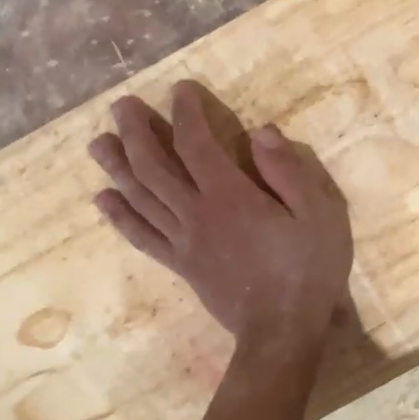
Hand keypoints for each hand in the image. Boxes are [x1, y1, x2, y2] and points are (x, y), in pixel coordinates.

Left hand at [89, 81, 352, 351]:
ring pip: (139, 197)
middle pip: (154, 167)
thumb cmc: (309, 268)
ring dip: (117, 167)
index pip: (197, 145)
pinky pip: (142, 236)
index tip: (181, 89)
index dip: (186, 114)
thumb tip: (261, 132)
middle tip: (122, 106)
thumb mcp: (319, 215)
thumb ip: (289, 172)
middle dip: (137, 132)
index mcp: (231, 197)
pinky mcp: (181, 265)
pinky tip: (104, 199)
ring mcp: (184, 241)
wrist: (283, 330)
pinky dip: (119, 216)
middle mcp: (197, 214)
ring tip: (99, 142)